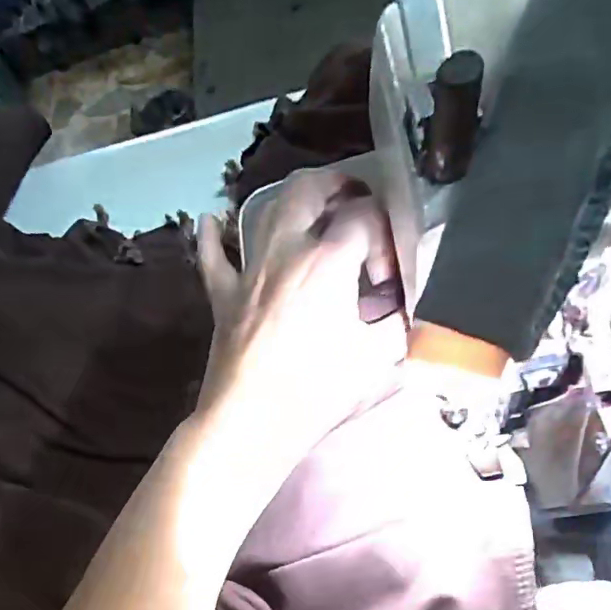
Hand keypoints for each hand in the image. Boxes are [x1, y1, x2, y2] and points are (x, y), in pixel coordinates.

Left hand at [192, 170, 404, 474]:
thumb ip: (394, 325)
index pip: (365, 217)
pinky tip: (211, 220)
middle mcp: (285, 251)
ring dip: (293, 202)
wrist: (251, 423)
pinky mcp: (223, 297)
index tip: (387, 277)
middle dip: (337, 186)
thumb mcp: (374, 359)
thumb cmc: (316, 393)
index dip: (385, 235)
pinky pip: (213, 257)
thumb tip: (400, 312)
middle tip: (356, 200)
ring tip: (313, 211)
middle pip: (309, 189)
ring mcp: (249, 272)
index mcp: (328, 262)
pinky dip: (213, 235)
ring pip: (266, 211)